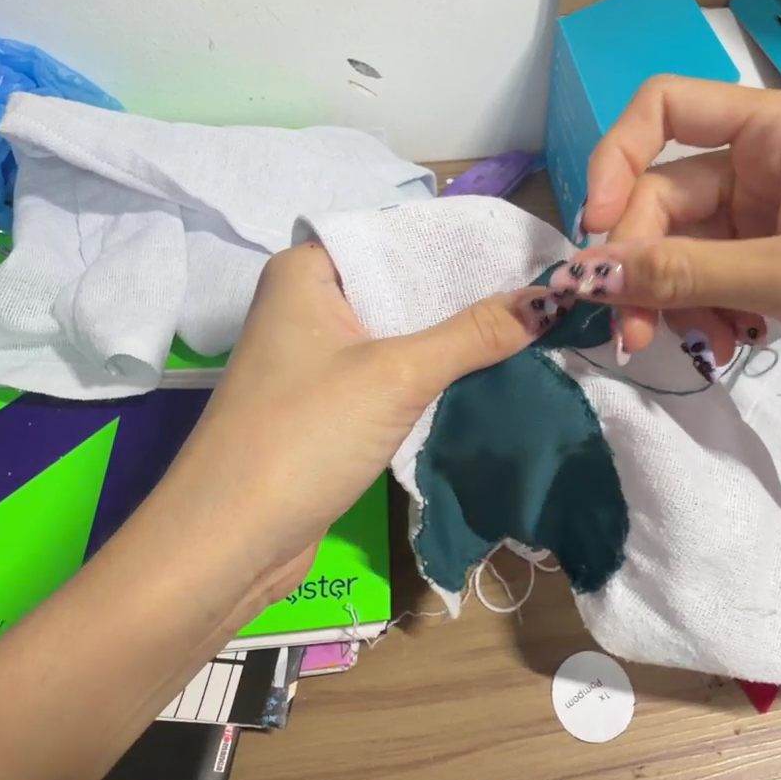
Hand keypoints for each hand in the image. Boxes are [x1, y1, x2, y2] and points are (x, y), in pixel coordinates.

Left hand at [164, 243, 552, 584]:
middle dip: (468, 289)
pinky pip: (393, 367)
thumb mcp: (397, 375)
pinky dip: (435, 367)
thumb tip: (552, 299)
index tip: (531, 245)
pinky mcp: (330, 400)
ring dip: (456, 331)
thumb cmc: (303, 436)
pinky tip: (488, 364)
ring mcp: (317, 354)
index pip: (397, 235)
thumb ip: (474, 335)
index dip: (462, 240)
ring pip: (401, 328)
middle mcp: (307, 302)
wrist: (228, 545)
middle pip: (402, 282)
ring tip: (532, 318)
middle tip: (545, 284)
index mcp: (306, 271)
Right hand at [558, 74, 780, 414]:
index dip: (615, 163)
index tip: (598, 233)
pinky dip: (710, 311)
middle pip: (667, 196)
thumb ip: (682, 273)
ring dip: (676, 297)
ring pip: (688, 245)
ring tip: (698, 349)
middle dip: (643, 264)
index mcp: (778, 127)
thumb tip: (584, 276)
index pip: (662, 109)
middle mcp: (770, 160)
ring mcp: (778, 214)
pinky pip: (719, 277)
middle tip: (632, 333)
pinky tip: (729, 347)